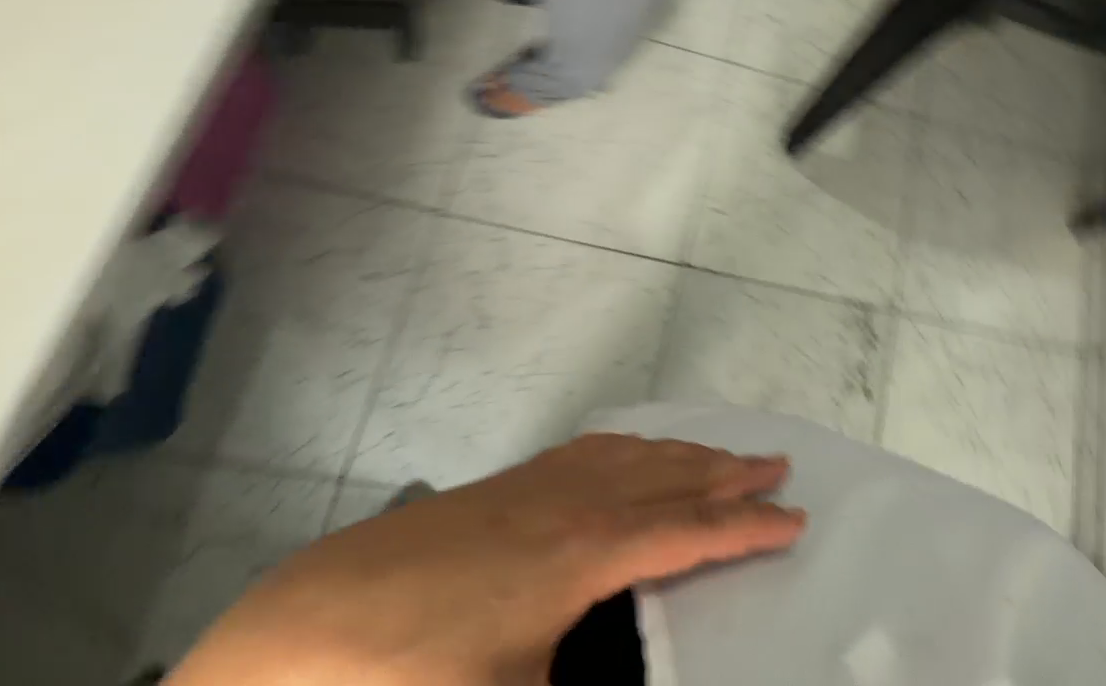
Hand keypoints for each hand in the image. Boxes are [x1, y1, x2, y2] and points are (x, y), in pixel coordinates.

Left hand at [164, 434, 805, 685]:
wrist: (309, 632)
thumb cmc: (421, 673)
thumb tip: (633, 673)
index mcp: (590, 553)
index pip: (692, 531)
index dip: (748, 527)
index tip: (796, 520)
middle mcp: (575, 503)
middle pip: (671, 476)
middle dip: (729, 473)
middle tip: (778, 464)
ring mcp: (537, 486)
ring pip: (633, 454)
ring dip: (685, 452)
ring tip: (723, 452)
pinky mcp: (504, 484)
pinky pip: (590, 448)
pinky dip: (631, 444)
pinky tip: (630, 448)